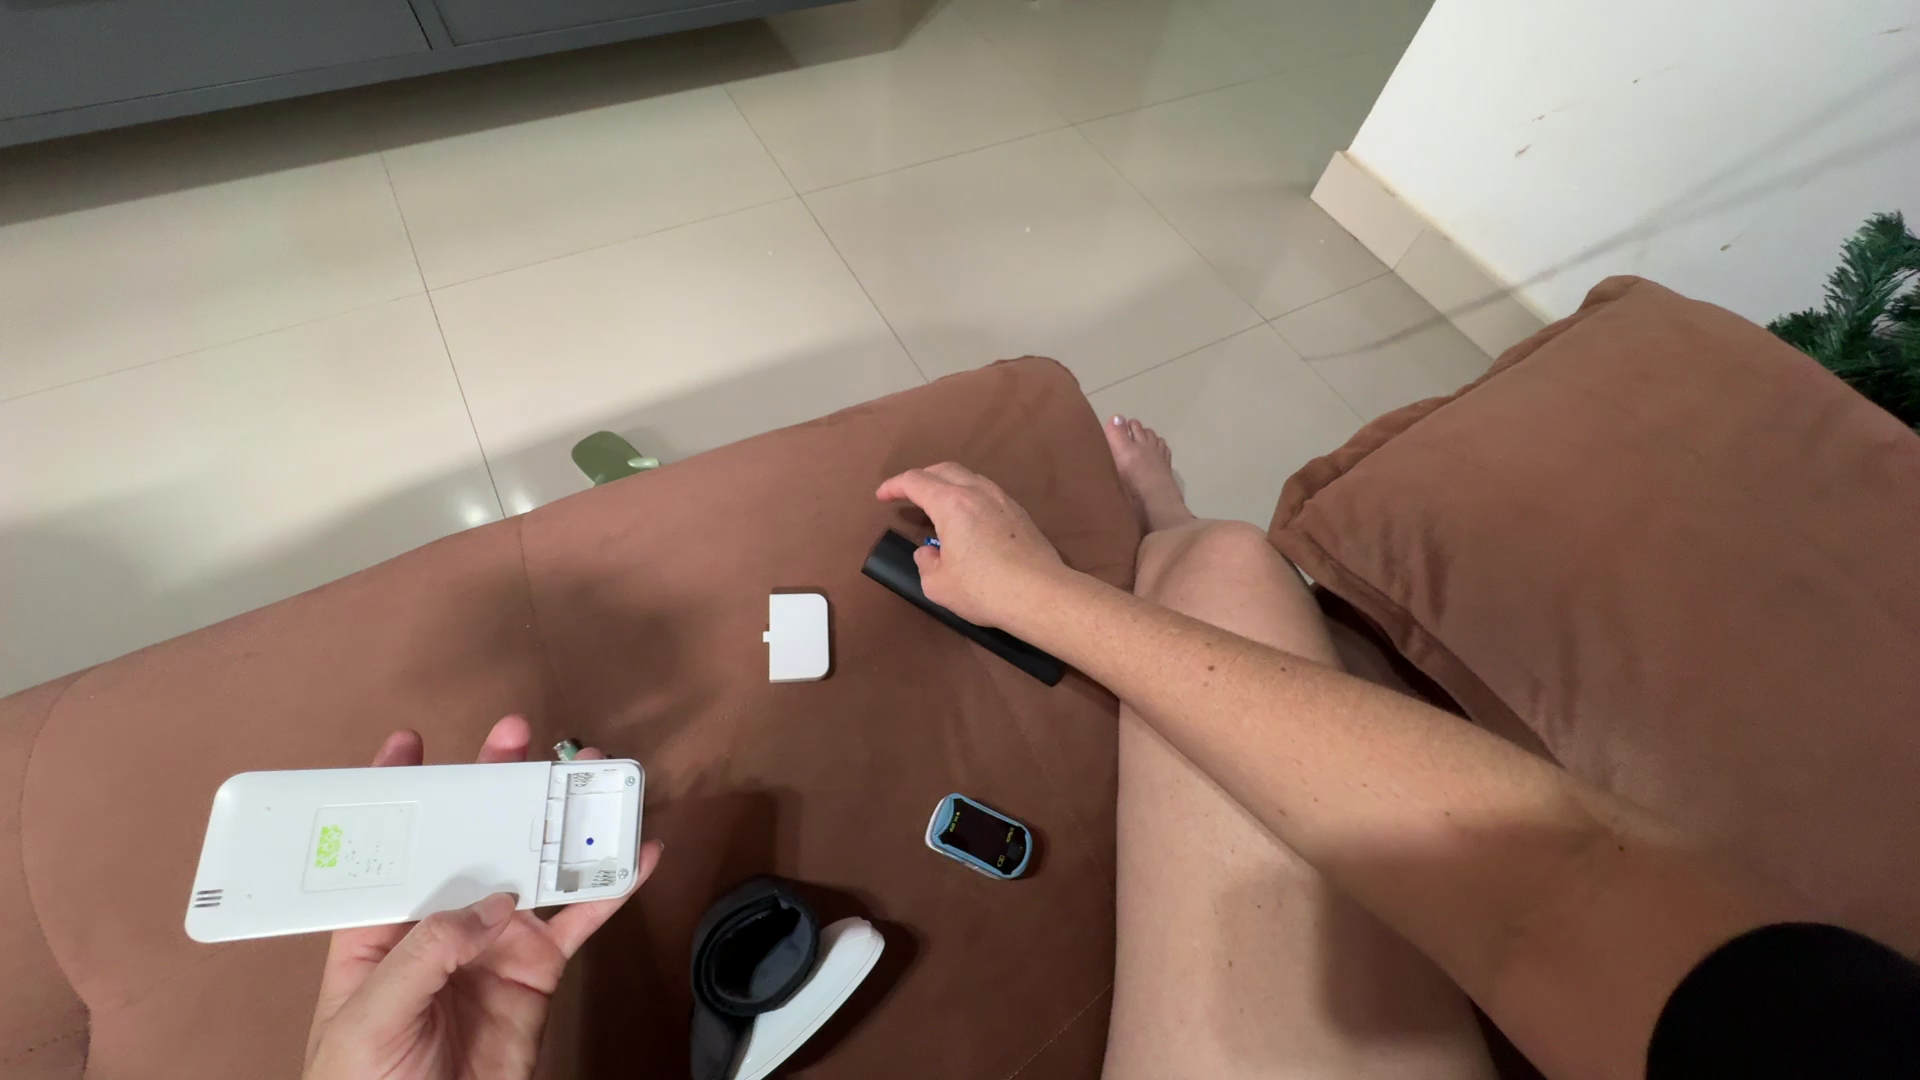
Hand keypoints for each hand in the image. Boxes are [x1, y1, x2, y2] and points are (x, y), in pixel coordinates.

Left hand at [303, 715, 665, 1079]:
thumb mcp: (367, 1022)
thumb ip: (425, 954)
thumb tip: (497, 902)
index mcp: (384, 929)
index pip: (389, 852)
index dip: (396, 798)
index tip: (409, 744)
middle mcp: (446, 918)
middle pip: (476, 836)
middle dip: (497, 784)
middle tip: (520, 735)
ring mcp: (500, 936)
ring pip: (539, 862)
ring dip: (567, 818)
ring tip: (595, 775)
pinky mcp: (543, 961)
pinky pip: (586, 914)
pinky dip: (617, 884)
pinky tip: (642, 853)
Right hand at [874, 462, 1067, 626]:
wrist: (1040, 594)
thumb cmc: (985, 589)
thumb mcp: (938, 585)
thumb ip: (925, 564)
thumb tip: (928, 554)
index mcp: (952, 503)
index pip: (916, 481)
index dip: (894, 486)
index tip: (883, 496)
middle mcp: (978, 492)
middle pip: (943, 470)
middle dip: (921, 478)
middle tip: (908, 495)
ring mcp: (1003, 499)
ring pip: (969, 478)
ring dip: (948, 484)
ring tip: (937, 504)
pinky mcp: (1020, 513)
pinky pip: (987, 492)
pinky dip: (969, 495)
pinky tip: (968, 518)